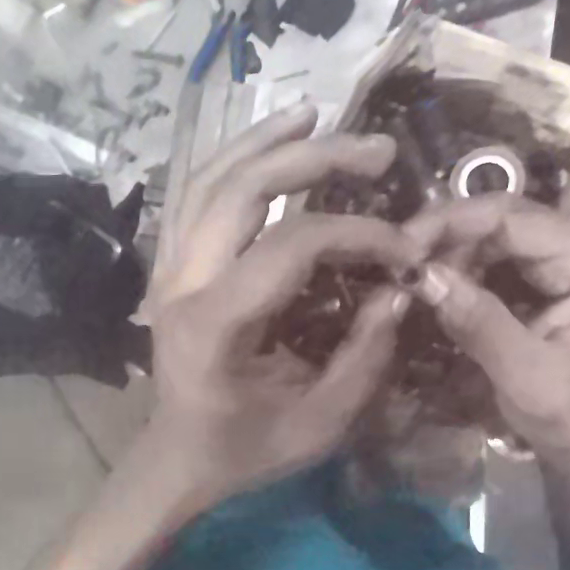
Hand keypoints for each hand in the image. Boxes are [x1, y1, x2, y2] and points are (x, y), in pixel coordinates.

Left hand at [141, 102, 418, 504]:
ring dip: (263, 140)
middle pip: (240, 189)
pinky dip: (234, 159)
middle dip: (312, 158)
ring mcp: (167, 266)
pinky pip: (197, 193)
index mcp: (213, 324)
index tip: (403, 246)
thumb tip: (399, 286)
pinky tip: (269, 141)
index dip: (354, 233)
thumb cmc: (246, 449)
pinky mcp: (170, 262)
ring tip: (314, 114)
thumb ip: (364, 356)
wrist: (177, 455)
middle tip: (375, 150)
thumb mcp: (320, 423)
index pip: (289, 246)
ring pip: (208, 178)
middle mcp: (180, 282)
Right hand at [404, 196, 569, 466]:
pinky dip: (457, 267)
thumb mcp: (526, 375)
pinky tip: (433, 285)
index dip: (452, 224)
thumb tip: (421, 274)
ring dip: (447, 251)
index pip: (513, 218)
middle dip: (445, 236)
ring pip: (489, 233)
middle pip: (499, 218)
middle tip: (398, 261)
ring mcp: (560, 259)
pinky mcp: (540, 277)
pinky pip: (489, 256)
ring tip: (411, 276)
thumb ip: (478, 321)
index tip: (402, 247)